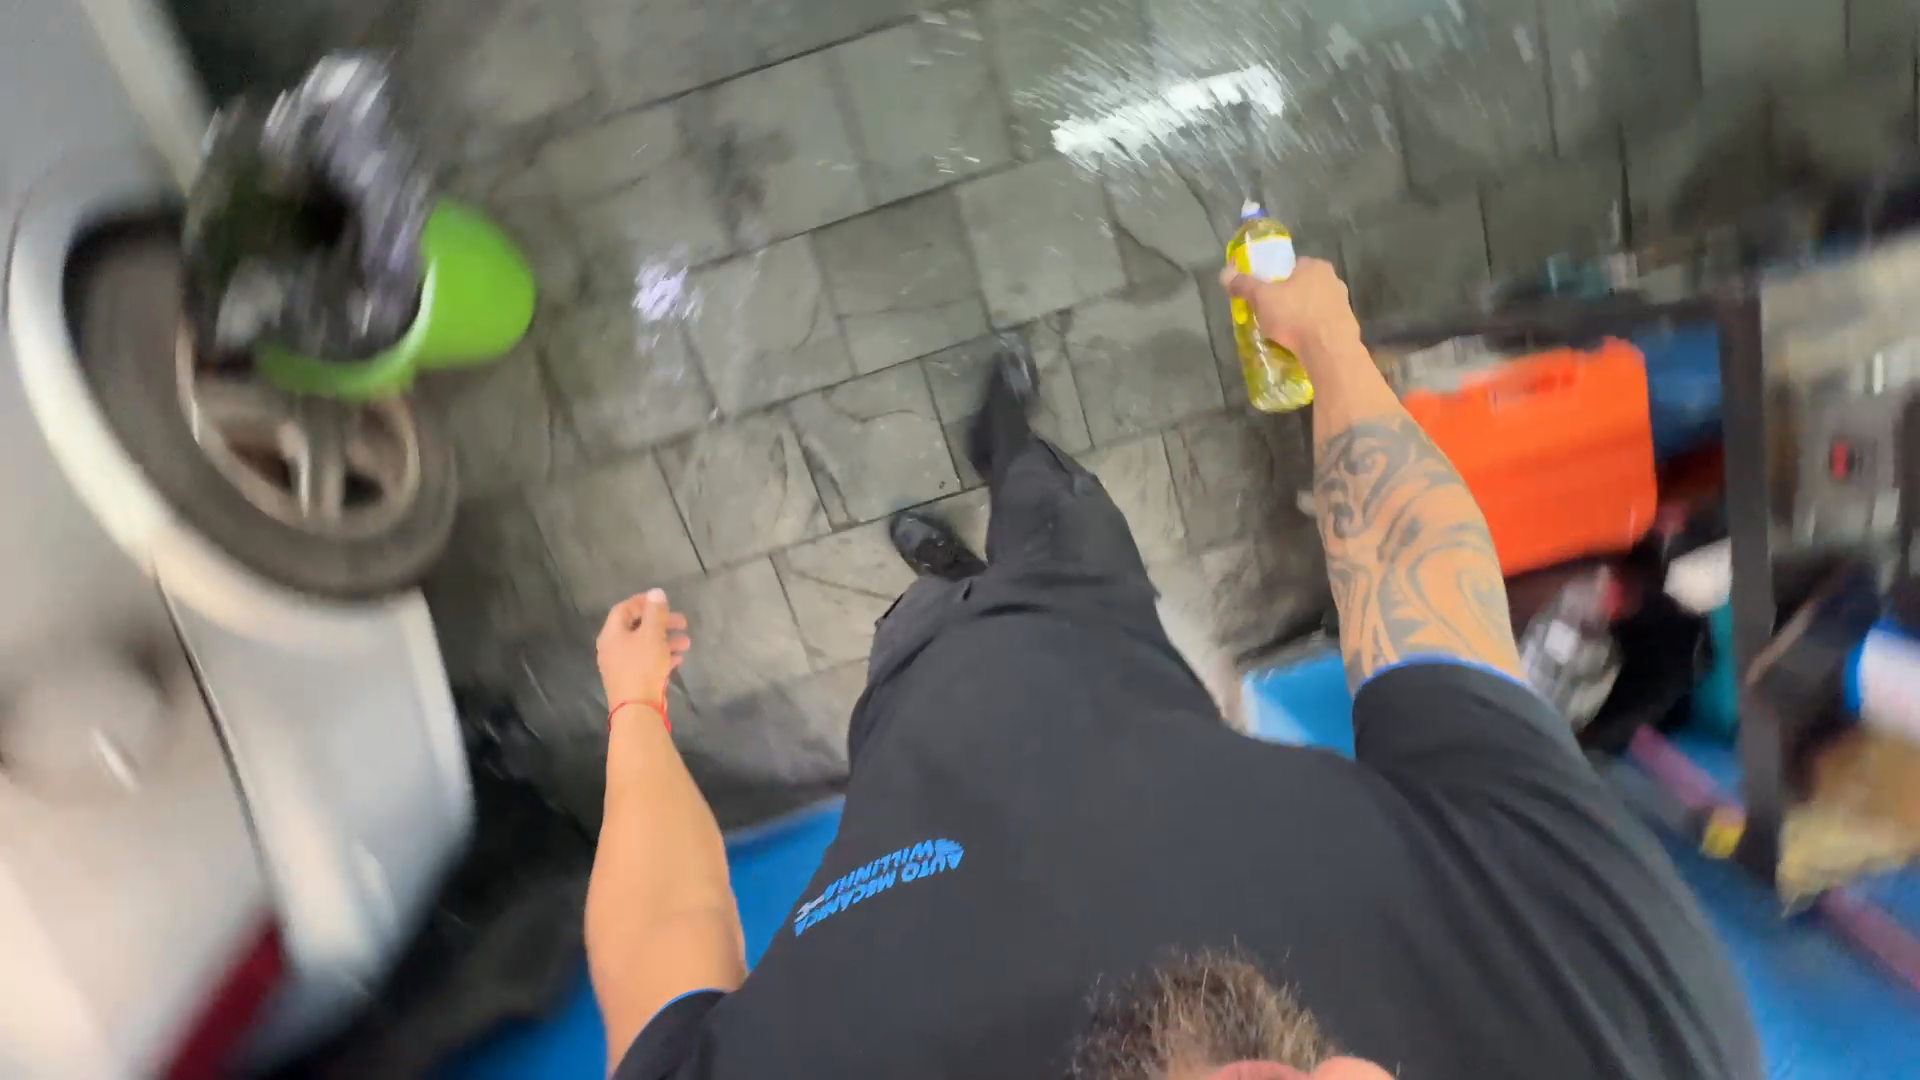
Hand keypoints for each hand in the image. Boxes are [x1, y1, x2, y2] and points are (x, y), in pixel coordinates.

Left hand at [597, 590, 691, 710]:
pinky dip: (662, 655)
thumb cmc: (643, 665)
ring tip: (686, 643)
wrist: (636, 707)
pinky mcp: (631, 678)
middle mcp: (612, 647)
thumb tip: (656, 592)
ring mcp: (621, 665)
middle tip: (682, 622)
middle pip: (637, 627)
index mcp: (612, 634)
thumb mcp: (652, 634)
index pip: (624, 609)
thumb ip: (656, 612)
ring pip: (645, 645)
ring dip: (666, 640)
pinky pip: (646, 660)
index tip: (664, 601)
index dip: (643, 602)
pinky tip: (678, 659)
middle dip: (661, 622)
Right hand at [1219, 257, 1363, 373]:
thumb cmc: (1294, 316)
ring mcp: (1341, 301)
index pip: (1289, 266)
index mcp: (1314, 266)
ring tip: (1281, 333)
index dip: (1273, 279)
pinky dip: (1309, 329)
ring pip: (1311, 305)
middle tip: (1268, 315)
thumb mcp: (1261, 298)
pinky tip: (1298, 342)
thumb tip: (1225, 274)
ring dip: (1298, 315)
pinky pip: (1320, 323)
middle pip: (1300, 286)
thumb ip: (1244, 285)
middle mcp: (1332, 278)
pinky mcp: (1345, 323)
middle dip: (1285, 299)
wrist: (1328, 348)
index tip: (1262, 295)